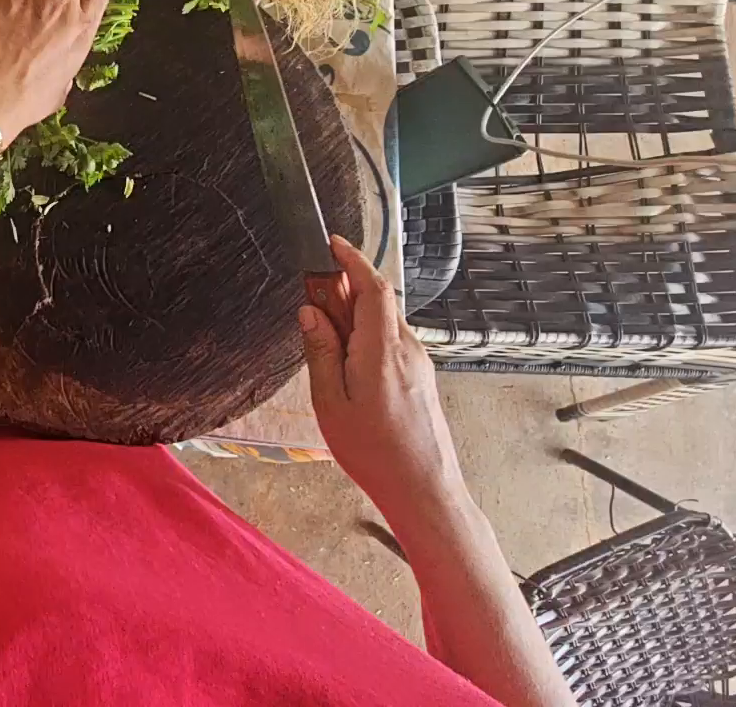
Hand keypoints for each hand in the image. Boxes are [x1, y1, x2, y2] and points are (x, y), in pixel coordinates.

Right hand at [299, 236, 467, 525]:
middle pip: (377, 301)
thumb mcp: (330, 401)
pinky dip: (365, 333)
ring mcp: (419, 364)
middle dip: (344, 289)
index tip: (332, 243)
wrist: (425, 492)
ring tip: (323, 334)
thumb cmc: (373, 451)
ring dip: (353, 313)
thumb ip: (321, 351)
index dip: (353, 260)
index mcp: (383, 352)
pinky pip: (390, 340)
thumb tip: (310, 312)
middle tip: (310, 297)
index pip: (373, 289)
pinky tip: (345, 357)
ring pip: (384, 321)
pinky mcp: (421, 378)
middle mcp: (408, 350)